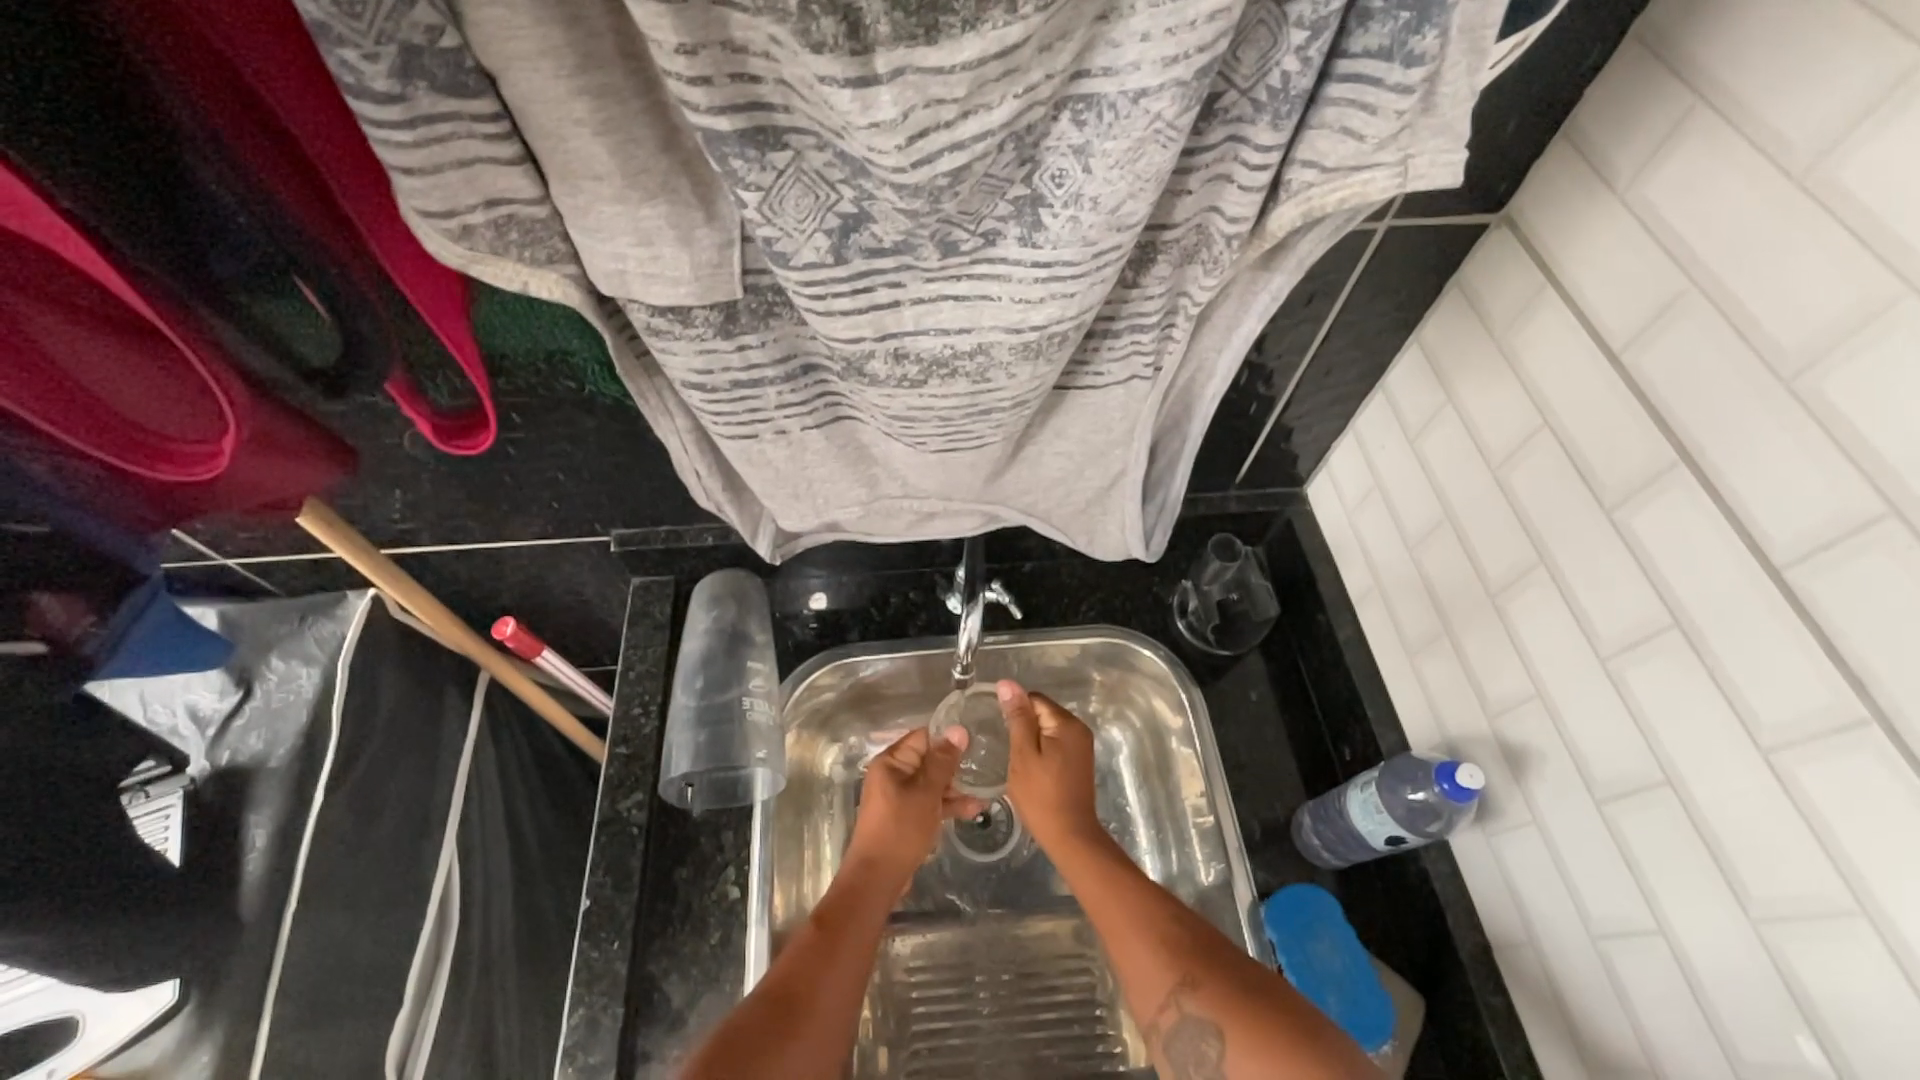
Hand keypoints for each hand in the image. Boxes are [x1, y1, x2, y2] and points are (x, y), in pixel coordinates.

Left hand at [844, 727, 986, 893]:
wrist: (878, 877)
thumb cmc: (901, 829)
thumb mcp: (925, 793)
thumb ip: (943, 762)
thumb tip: (958, 730)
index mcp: (891, 762)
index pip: (924, 737)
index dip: (949, 736)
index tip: (978, 738)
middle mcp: (894, 774)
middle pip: (929, 760)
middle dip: (957, 765)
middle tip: (987, 765)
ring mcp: (900, 796)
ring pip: (933, 783)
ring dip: (957, 787)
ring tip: (987, 790)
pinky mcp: (907, 816)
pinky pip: (930, 802)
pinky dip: (949, 805)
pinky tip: (974, 809)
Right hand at [1000, 680, 1105, 855]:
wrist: (1070, 836)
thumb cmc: (1042, 796)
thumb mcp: (1023, 754)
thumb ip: (1017, 718)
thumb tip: (1008, 684)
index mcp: (1067, 723)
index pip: (1034, 699)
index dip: (1014, 710)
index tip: (997, 729)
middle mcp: (1079, 729)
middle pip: (1043, 713)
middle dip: (1022, 725)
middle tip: (1004, 748)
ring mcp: (1081, 747)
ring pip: (1047, 730)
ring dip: (1030, 740)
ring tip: (1013, 758)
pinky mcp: (1078, 762)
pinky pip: (1055, 744)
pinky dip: (1040, 751)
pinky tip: (1029, 768)